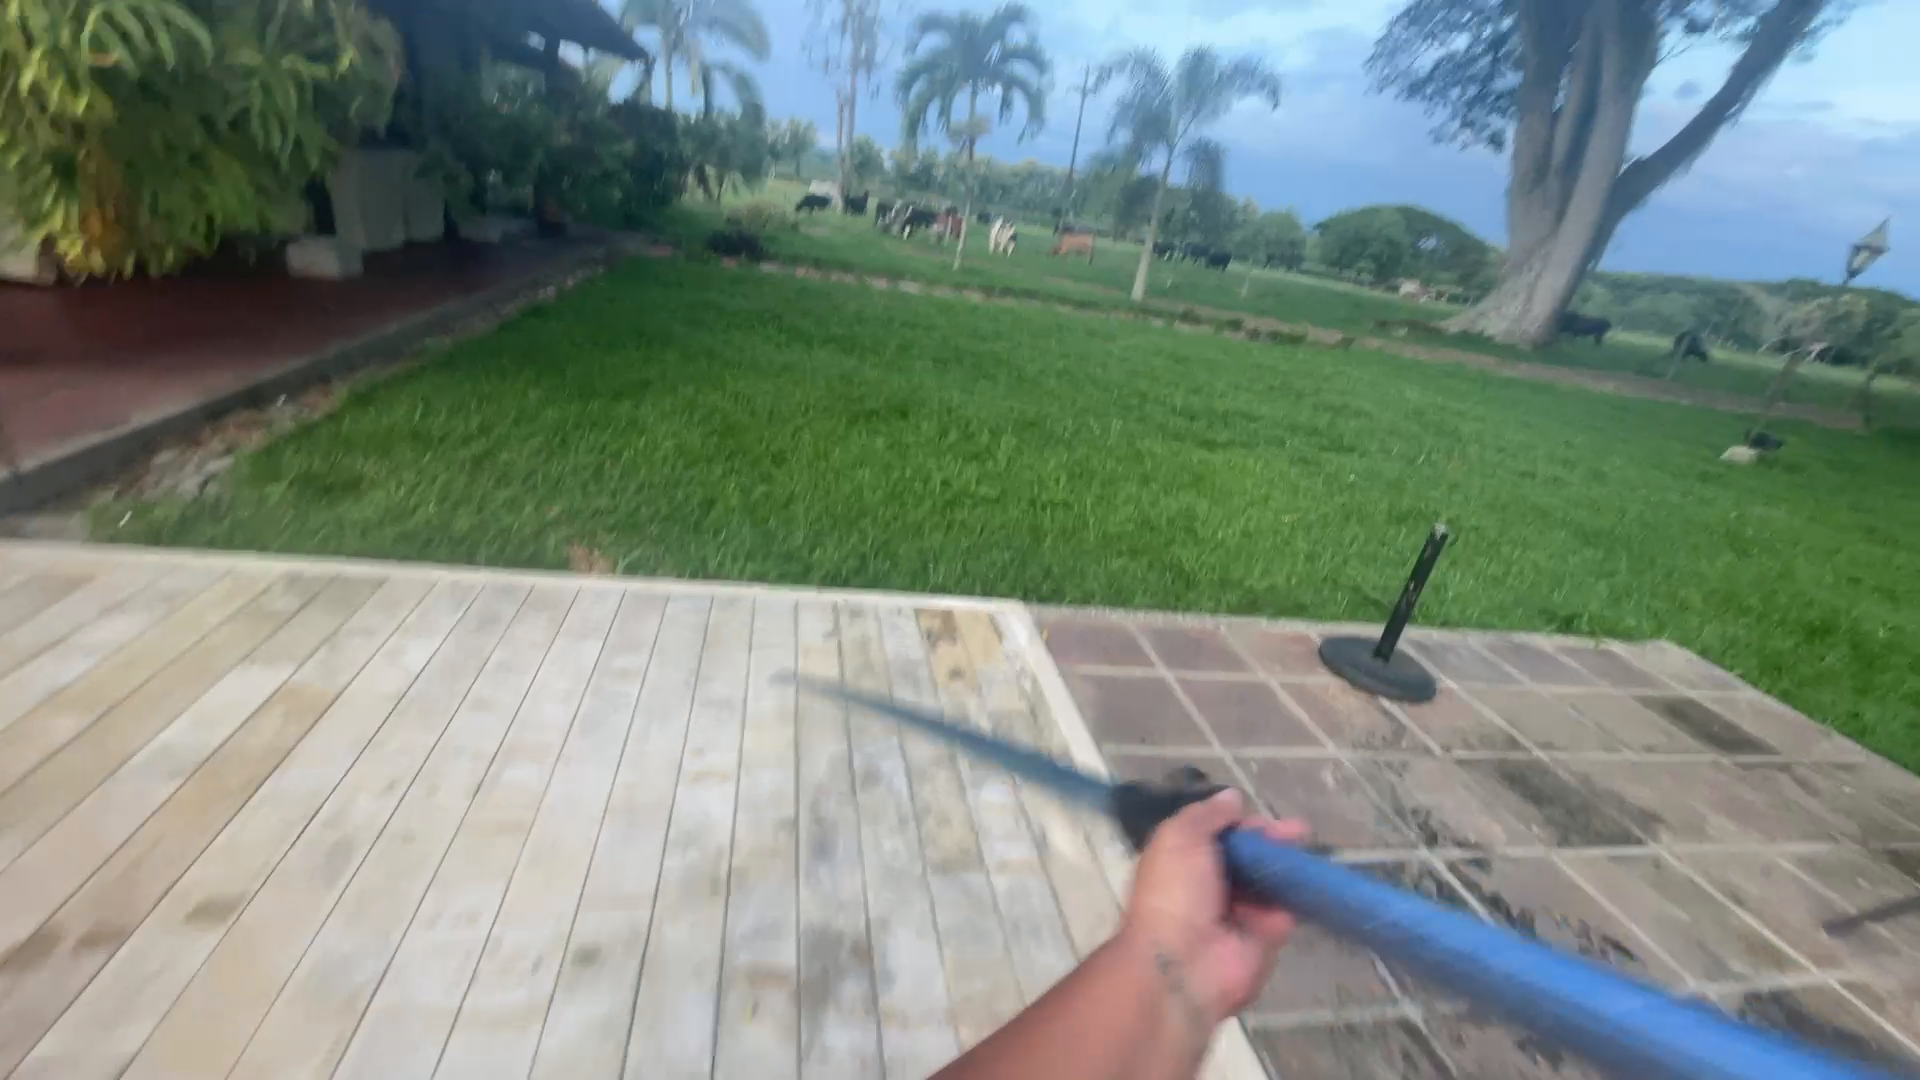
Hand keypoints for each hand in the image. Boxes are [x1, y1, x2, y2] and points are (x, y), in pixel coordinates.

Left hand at [1120, 789, 1309, 1025]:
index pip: (1218, 833)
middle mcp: (1209, 882)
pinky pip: (1282, 914)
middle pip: (1247, 856)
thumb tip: (1232, 796)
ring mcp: (1236, 911)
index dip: (1241, 823)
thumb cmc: (1175, 890)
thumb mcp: (1181, 837)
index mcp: (1183, 856)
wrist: (1183, 962)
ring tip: (1309, 855)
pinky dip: (1292, 902)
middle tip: (1300, 831)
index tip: (1264, 818)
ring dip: (1287, 868)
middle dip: (1272, 842)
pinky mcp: (1261, 938)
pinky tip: (1309, 885)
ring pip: (1267, 882)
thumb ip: (1208, 815)